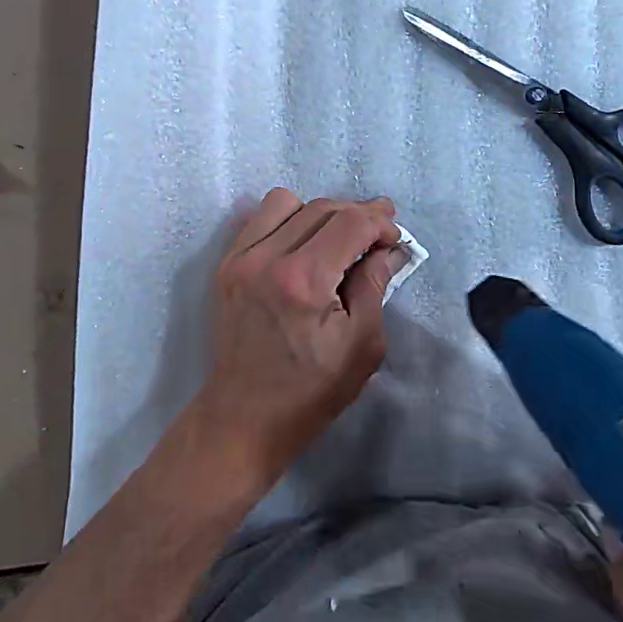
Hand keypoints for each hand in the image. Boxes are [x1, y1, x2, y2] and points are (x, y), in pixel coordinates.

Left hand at [197, 188, 404, 479]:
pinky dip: (289, 220)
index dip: (381, 224)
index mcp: (304, 281)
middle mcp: (267, 259)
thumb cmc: (310, 391)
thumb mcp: (362, 345)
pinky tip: (305, 243)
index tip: (395, 241)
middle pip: (323, 207)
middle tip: (381, 233)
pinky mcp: (227, 266)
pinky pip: (260, 218)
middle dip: (360, 214)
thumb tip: (388, 249)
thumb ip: (375, 285)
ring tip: (338, 238)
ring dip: (321, 212)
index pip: (351, 222)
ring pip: (288, 202)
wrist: (243, 419)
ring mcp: (240, 260)